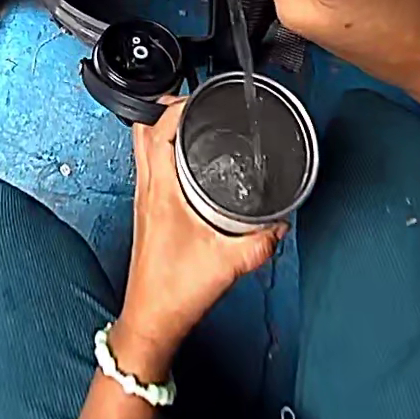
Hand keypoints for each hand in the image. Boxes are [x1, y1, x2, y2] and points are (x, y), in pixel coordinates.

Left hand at [114, 101, 283, 377]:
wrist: (151, 321)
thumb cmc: (175, 292)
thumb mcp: (226, 264)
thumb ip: (259, 243)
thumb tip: (280, 223)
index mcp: (160, 192)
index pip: (156, 133)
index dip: (173, 108)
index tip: (195, 97)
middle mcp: (146, 189)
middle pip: (140, 132)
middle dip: (161, 109)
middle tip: (190, 102)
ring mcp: (142, 198)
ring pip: (140, 147)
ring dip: (158, 127)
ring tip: (188, 120)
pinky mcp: (146, 209)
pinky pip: (146, 164)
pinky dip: (159, 148)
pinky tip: (183, 157)